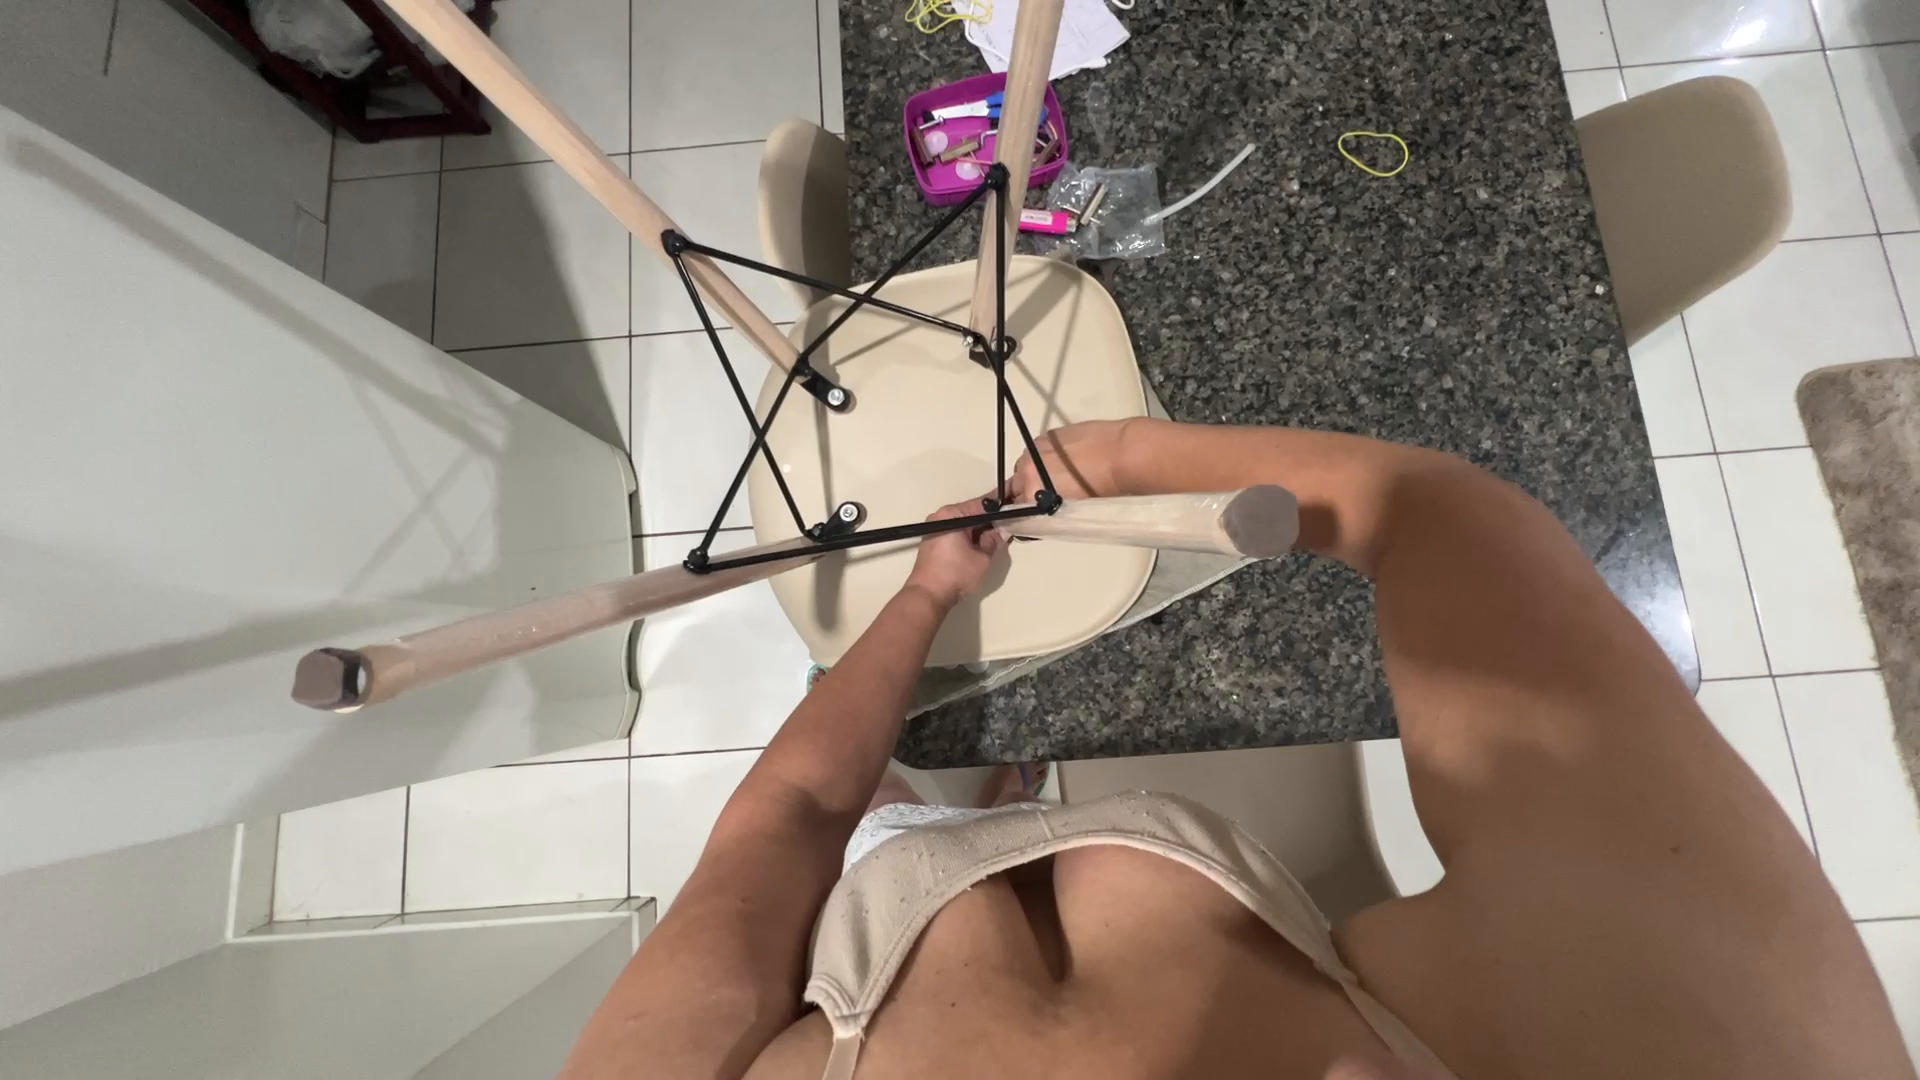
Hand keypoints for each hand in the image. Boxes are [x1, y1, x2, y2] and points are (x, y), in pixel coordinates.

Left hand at [903, 499, 1006, 608]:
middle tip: (1009, 523)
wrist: (928, 596)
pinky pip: (956, 532)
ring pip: (964, 524)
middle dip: (989, 519)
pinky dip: (969, 536)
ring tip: (998, 535)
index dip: (1000, 506)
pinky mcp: (933, 542)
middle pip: (971, 512)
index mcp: (952, 515)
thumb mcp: (982, 558)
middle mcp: (940, 517)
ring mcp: (935, 529)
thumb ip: (994, 541)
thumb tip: (1000, 531)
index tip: (1014, 506)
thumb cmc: (955, 575)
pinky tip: (982, 544)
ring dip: (979, 529)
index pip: (981, 504)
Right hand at [1006, 419, 1137, 503]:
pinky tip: (1066, 460)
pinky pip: (1038, 450)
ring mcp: (1036, 448)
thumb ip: (1048, 514)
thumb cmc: (1103, 489)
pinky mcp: (1048, 434)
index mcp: (1031, 492)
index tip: (1030, 518)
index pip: (1014, 510)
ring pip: (1026, 466)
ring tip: (1060, 476)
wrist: (1123, 453)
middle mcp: (1027, 468)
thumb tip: (1040, 516)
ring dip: (1036, 473)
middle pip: (1015, 486)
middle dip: (1026, 493)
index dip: (1022, 515)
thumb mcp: (1071, 510)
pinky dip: (1046, 457)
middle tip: (1048, 497)